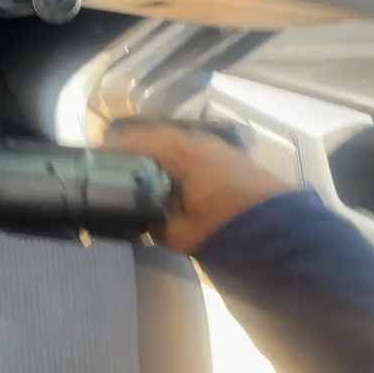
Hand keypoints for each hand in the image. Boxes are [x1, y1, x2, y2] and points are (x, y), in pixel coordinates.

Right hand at [103, 121, 291, 253]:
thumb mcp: (177, 232)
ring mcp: (216, 148)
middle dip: (130, 149)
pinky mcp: (230, 159)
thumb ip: (151, 222)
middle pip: (153, 137)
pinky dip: (174, 161)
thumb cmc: (223, 229)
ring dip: (154, 154)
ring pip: (174, 144)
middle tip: (109, 165)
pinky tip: (167, 179)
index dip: (109, 149)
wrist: (283, 235)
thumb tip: (133, 218)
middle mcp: (197, 142)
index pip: (133, 140)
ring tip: (135, 173)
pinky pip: (191, 152)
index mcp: (180, 153)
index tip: (91, 159)